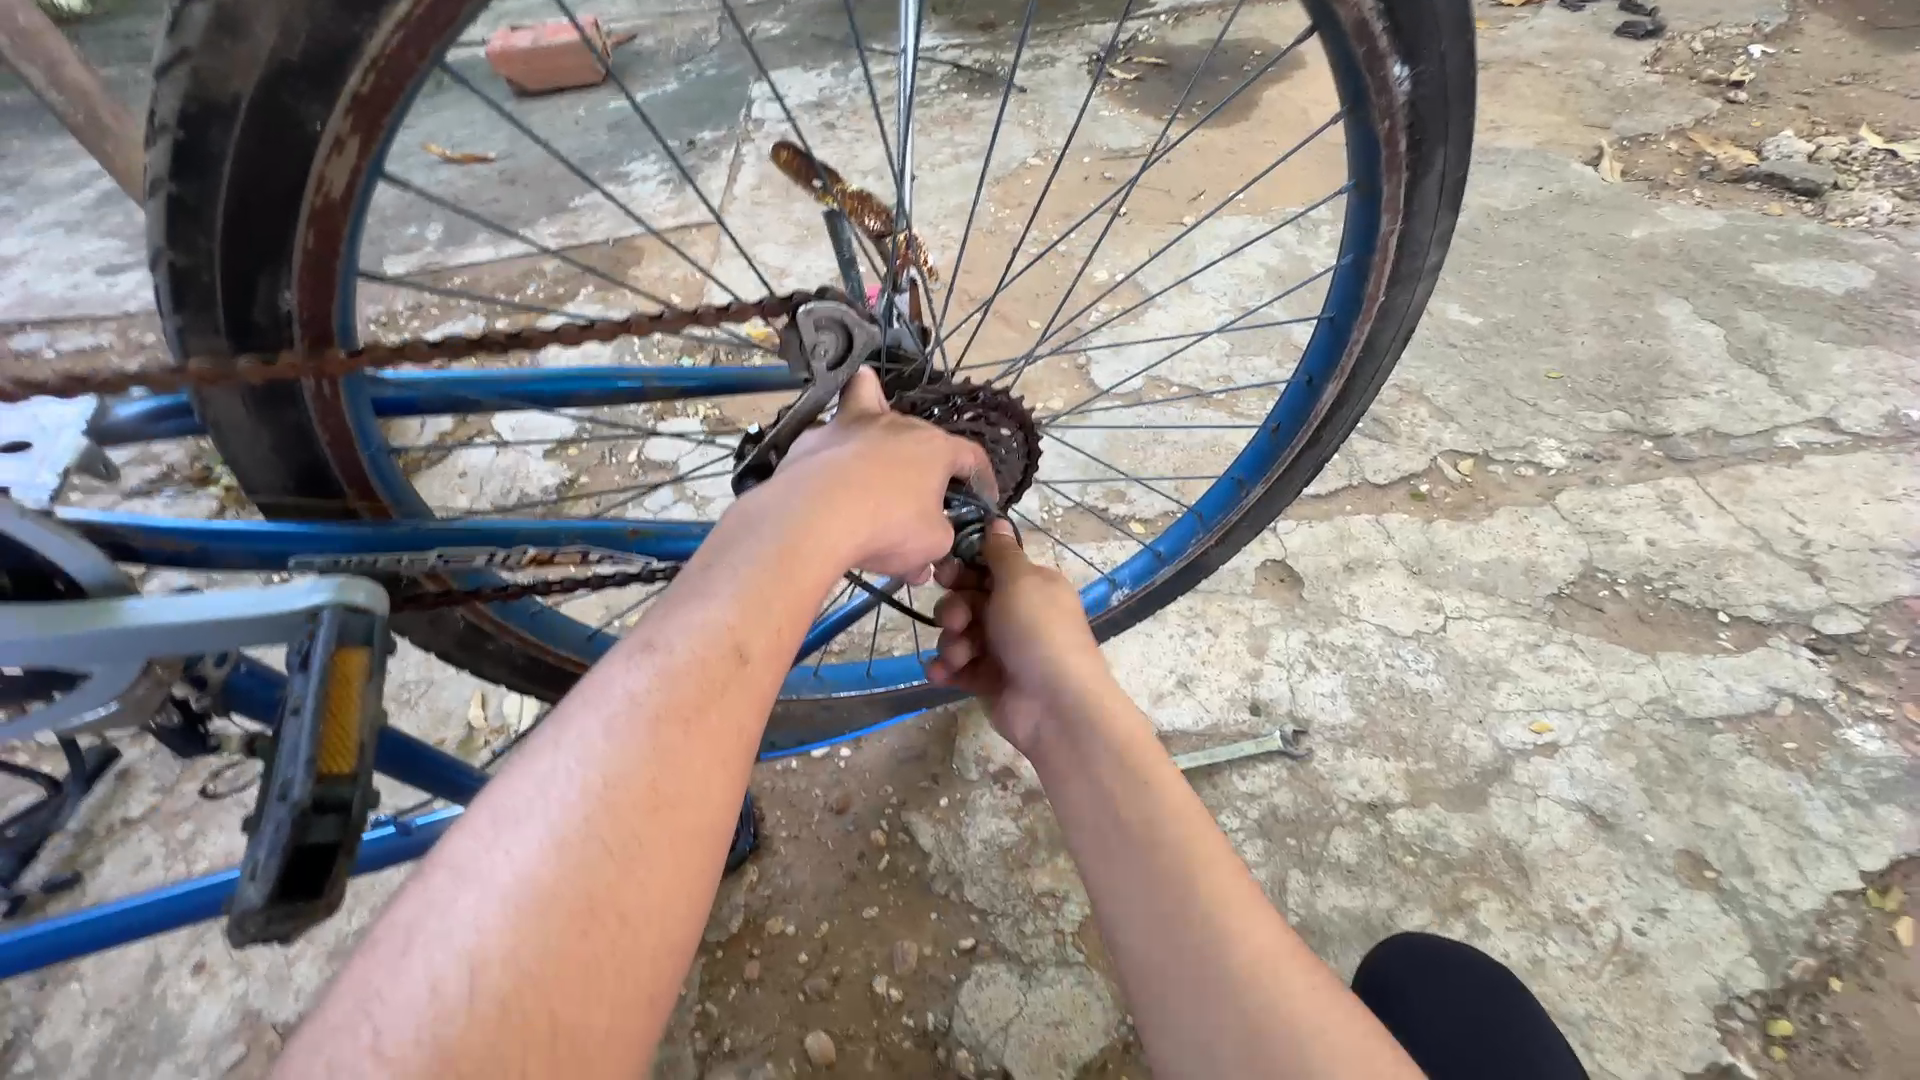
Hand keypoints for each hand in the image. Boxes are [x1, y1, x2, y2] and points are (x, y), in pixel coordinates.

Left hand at [769, 366, 994, 580]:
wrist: (814, 517)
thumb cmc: (888, 527)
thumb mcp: (931, 545)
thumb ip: (938, 542)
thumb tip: (924, 562)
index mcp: (936, 448)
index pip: (972, 457)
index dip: (982, 479)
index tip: (982, 499)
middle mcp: (898, 425)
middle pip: (922, 438)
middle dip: (927, 465)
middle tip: (924, 497)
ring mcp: (853, 425)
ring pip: (871, 403)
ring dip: (878, 412)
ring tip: (876, 417)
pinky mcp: (814, 437)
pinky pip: (831, 427)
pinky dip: (835, 437)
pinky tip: (828, 452)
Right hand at [925, 522, 1115, 754]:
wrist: (1055, 705)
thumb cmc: (1039, 632)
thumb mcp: (1021, 581)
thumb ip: (1002, 553)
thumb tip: (998, 520)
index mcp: (1030, 585)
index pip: (987, 566)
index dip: (962, 568)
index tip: (945, 572)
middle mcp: (1016, 613)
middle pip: (967, 599)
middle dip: (954, 608)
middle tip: (957, 620)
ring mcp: (1001, 648)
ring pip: (958, 633)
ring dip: (952, 641)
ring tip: (960, 655)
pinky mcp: (987, 679)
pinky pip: (957, 666)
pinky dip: (947, 668)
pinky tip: (943, 673)